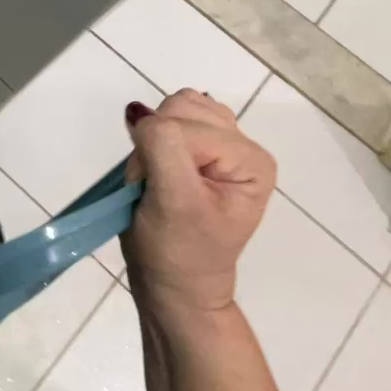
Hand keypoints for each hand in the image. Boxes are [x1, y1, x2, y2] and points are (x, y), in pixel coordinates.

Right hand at [120, 88, 276, 316]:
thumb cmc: (177, 250)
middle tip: (156, 186)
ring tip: (159, 178)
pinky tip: (161, 166)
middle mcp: (242, 145)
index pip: (184, 123)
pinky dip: (154, 137)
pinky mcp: (200, 146)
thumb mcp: (173, 201)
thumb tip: (141, 114)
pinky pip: (169, 117)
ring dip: (152, 141)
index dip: (157, 152)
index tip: (157, 192)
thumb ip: (163, 149)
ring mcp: (222, 143)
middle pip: (182, 108)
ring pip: (173, 108)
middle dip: (155, 144)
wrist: (174, 283)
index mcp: (249, 159)